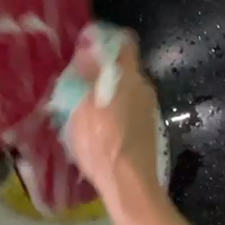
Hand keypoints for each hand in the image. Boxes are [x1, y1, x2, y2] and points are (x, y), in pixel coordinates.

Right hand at [63, 32, 163, 208]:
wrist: (129, 184)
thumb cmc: (101, 143)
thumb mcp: (82, 106)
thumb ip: (87, 72)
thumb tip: (88, 42)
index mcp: (128, 77)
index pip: (124, 42)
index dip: (105, 40)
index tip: (85, 46)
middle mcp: (143, 87)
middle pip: (122, 67)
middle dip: (101, 69)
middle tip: (76, 81)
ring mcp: (148, 108)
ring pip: (124, 88)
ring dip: (106, 92)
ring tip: (83, 107)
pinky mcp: (148, 127)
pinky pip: (128, 107)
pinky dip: (113, 110)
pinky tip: (98, 127)